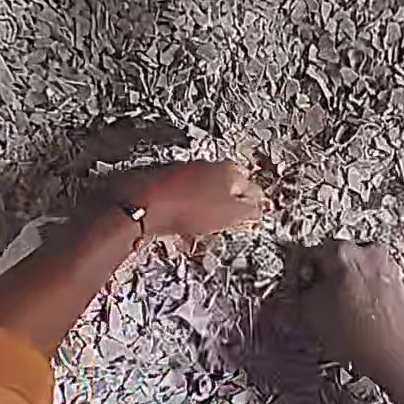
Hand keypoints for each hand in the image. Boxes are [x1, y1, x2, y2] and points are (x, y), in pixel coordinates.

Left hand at [117, 160, 266, 237]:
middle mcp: (206, 168)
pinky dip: (186, 218)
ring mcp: (184, 175)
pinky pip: (183, 204)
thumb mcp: (229, 214)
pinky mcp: (166, 186)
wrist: (145, 206)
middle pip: (226, 192)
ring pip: (203, 199)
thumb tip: (258, 209)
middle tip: (228, 227)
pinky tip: (182, 233)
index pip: (251, 187)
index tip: (256, 214)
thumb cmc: (187, 206)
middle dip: (227, 211)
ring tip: (201, 236)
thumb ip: (248, 211)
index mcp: (227, 171)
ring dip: (205, 217)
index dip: (255, 204)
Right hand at [296, 241, 403, 387]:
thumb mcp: (310, 310)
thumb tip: (302, 287)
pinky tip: (356, 313)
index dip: (302, 271)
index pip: (312, 253)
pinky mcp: (398, 284)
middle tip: (316, 296)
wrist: (389, 356)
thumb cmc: (354, 334)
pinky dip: (363, 291)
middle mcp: (367, 253)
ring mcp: (386, 267)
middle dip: (327, 275)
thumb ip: (302, 290)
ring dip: (346, 283)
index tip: (299, 283)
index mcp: (342, 252)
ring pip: (357, 269)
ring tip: (337, 308)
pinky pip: (373, 281)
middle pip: (338, 257)